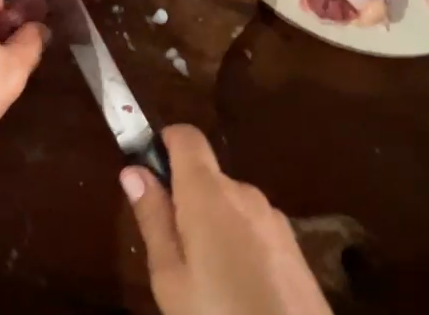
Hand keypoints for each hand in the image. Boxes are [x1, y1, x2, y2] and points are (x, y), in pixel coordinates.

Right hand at [124, 125, 331, 314]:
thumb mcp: (170, 277)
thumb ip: (153, 218)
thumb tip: (134, 170)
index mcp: (208, 193)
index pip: (187, 137)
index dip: (165, 144)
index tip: (150, 175)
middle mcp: (244, 194)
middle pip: (207, 176)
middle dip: (186, 201)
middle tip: (174, 253)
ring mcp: (274, 220)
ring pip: (230, 205)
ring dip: (214, 226)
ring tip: (208, 282)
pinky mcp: (294, 248)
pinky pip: (254, 229)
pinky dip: (241, 246)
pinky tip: (241, 291)